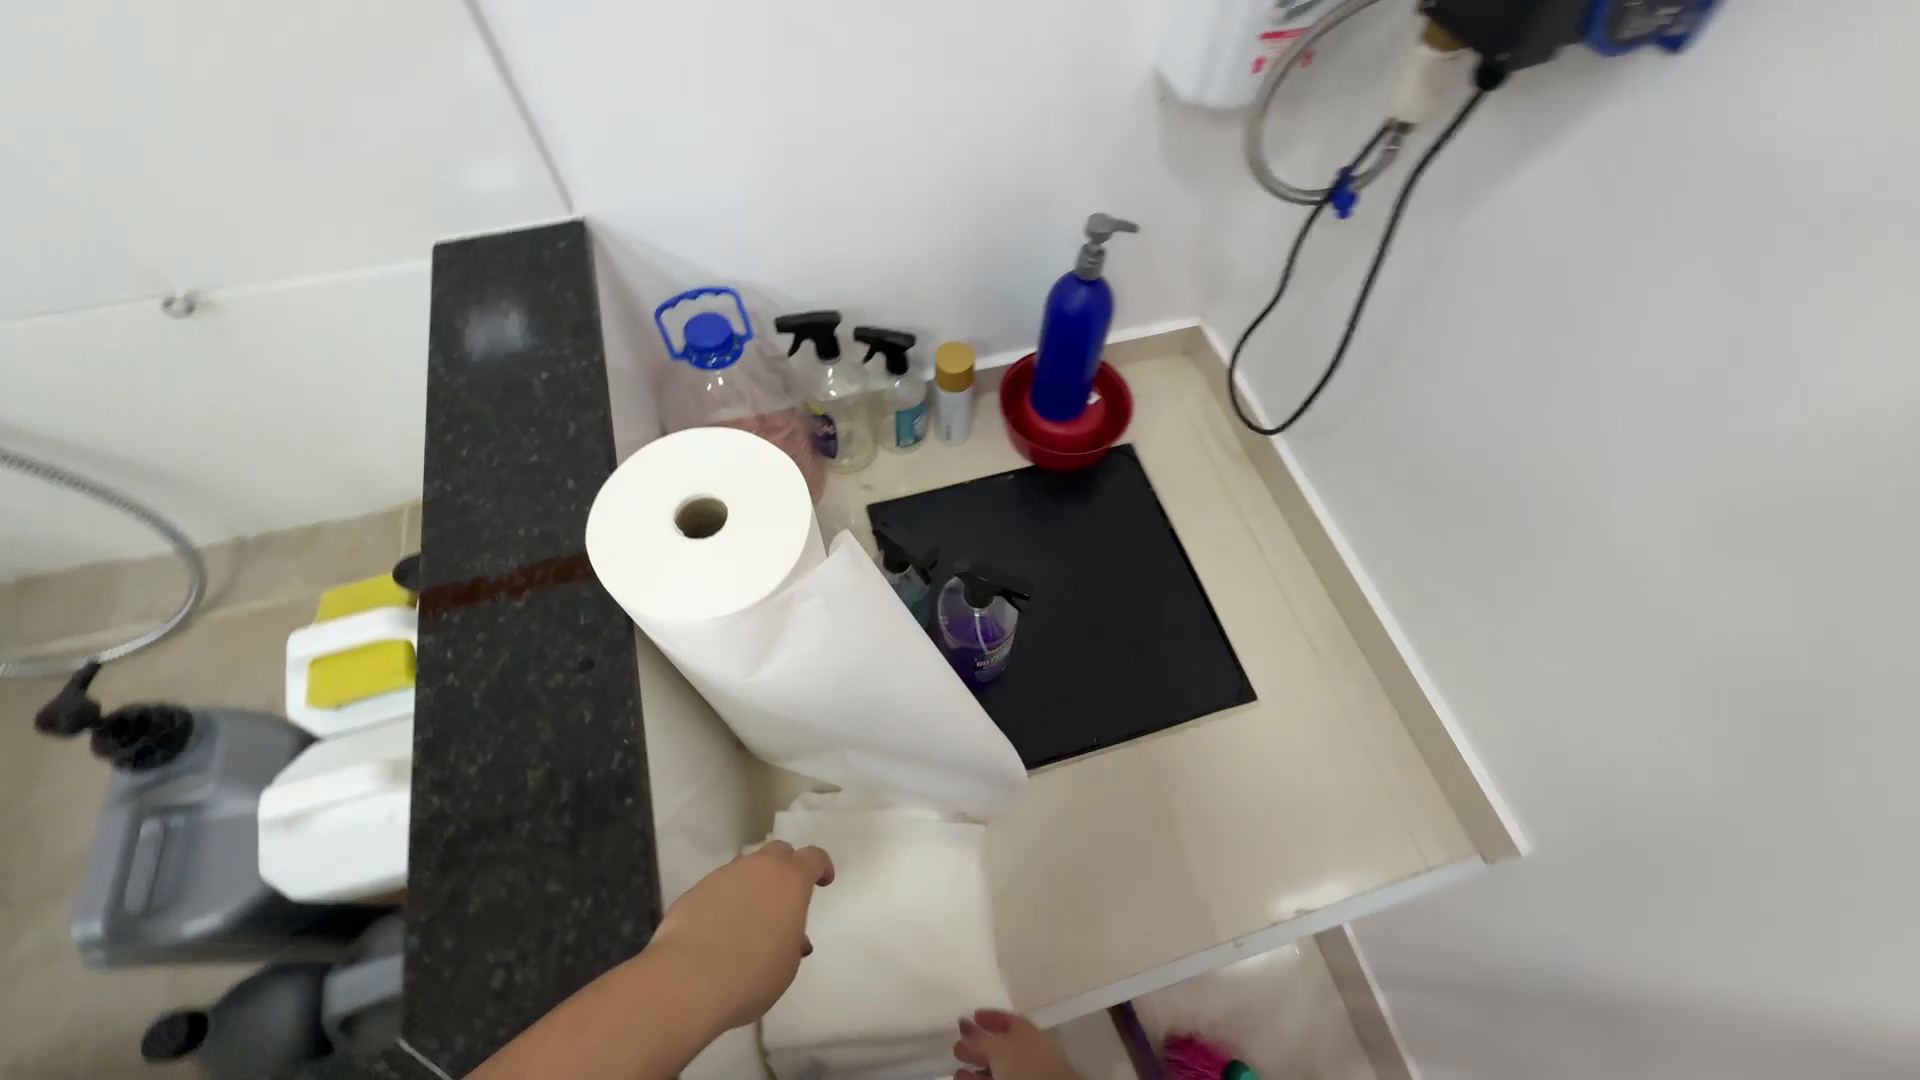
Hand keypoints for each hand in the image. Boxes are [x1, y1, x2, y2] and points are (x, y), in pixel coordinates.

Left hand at [645, 841, 834, 1033]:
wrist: (687, 980)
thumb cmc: (751, 975)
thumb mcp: (786, 964)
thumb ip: (792, 941)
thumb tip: (787, 934)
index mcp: (790, 879)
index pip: (814, 857)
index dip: (821, 867)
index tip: (822, 882)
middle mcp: (758, 867)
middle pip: (778, 853)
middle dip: (785, 869)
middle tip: (783, 898)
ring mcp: (723, 876)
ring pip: (745, 870)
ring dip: (752, 886)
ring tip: (747, 921)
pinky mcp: (695, 891)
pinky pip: (718, 889)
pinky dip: (724, 902)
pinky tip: (718, 932)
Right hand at [953, 1010, 1082, 1079]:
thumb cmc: (1024, 1066)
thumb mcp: (997, 1047)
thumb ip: (979, 1036)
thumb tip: (963, 1022)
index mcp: (1024, 1030)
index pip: (1005, 1018)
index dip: (988, 1017)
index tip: (972, 1016)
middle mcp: (1025, 1049)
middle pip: (998, 1043)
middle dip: (977, 1044)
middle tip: (958, 1045)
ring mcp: (1022, 1072)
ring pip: (995, 1066)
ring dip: (975, 1065)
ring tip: (956, 1066)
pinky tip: (961, 1078)